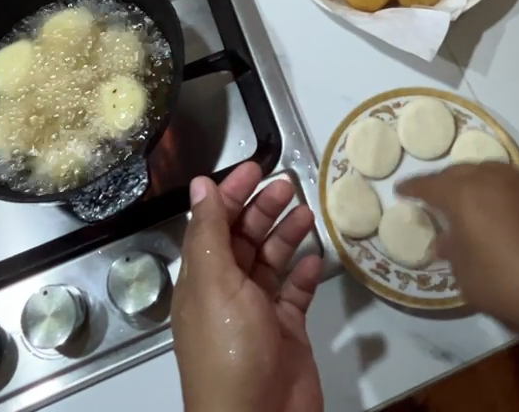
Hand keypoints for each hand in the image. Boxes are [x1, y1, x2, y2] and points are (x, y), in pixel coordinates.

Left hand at [172, 161, 324, 411]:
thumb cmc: (230, 350)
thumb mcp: (214, 284)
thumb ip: (210, 232)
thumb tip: (201, 184)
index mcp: (203, 280)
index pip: (213, 225)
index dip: (230, 194)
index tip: (254, 168)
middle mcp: (228, 292)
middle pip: (244, 238)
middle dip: (263, 208)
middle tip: (288, 184)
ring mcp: (258, 312)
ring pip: (271, 260)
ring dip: (286, 233)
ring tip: (307, 210)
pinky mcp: (287, 330)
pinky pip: (296, 292)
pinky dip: (306, 272)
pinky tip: (318, 255)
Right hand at [399, 162, 518, 342]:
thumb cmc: (516, 289)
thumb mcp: (470, 280)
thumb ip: (453, 252)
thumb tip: (445, 239)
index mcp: (465, 194)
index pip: (429, 185)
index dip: (412, 188)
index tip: (401, 191)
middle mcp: (492, 177)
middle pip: (458, 172)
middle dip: (442, 184)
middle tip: (432, 199)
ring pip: (487, 172)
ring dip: (472, 184)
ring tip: (466, 204)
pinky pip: (510, 182)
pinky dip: (497, 191)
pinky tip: (500, 212)